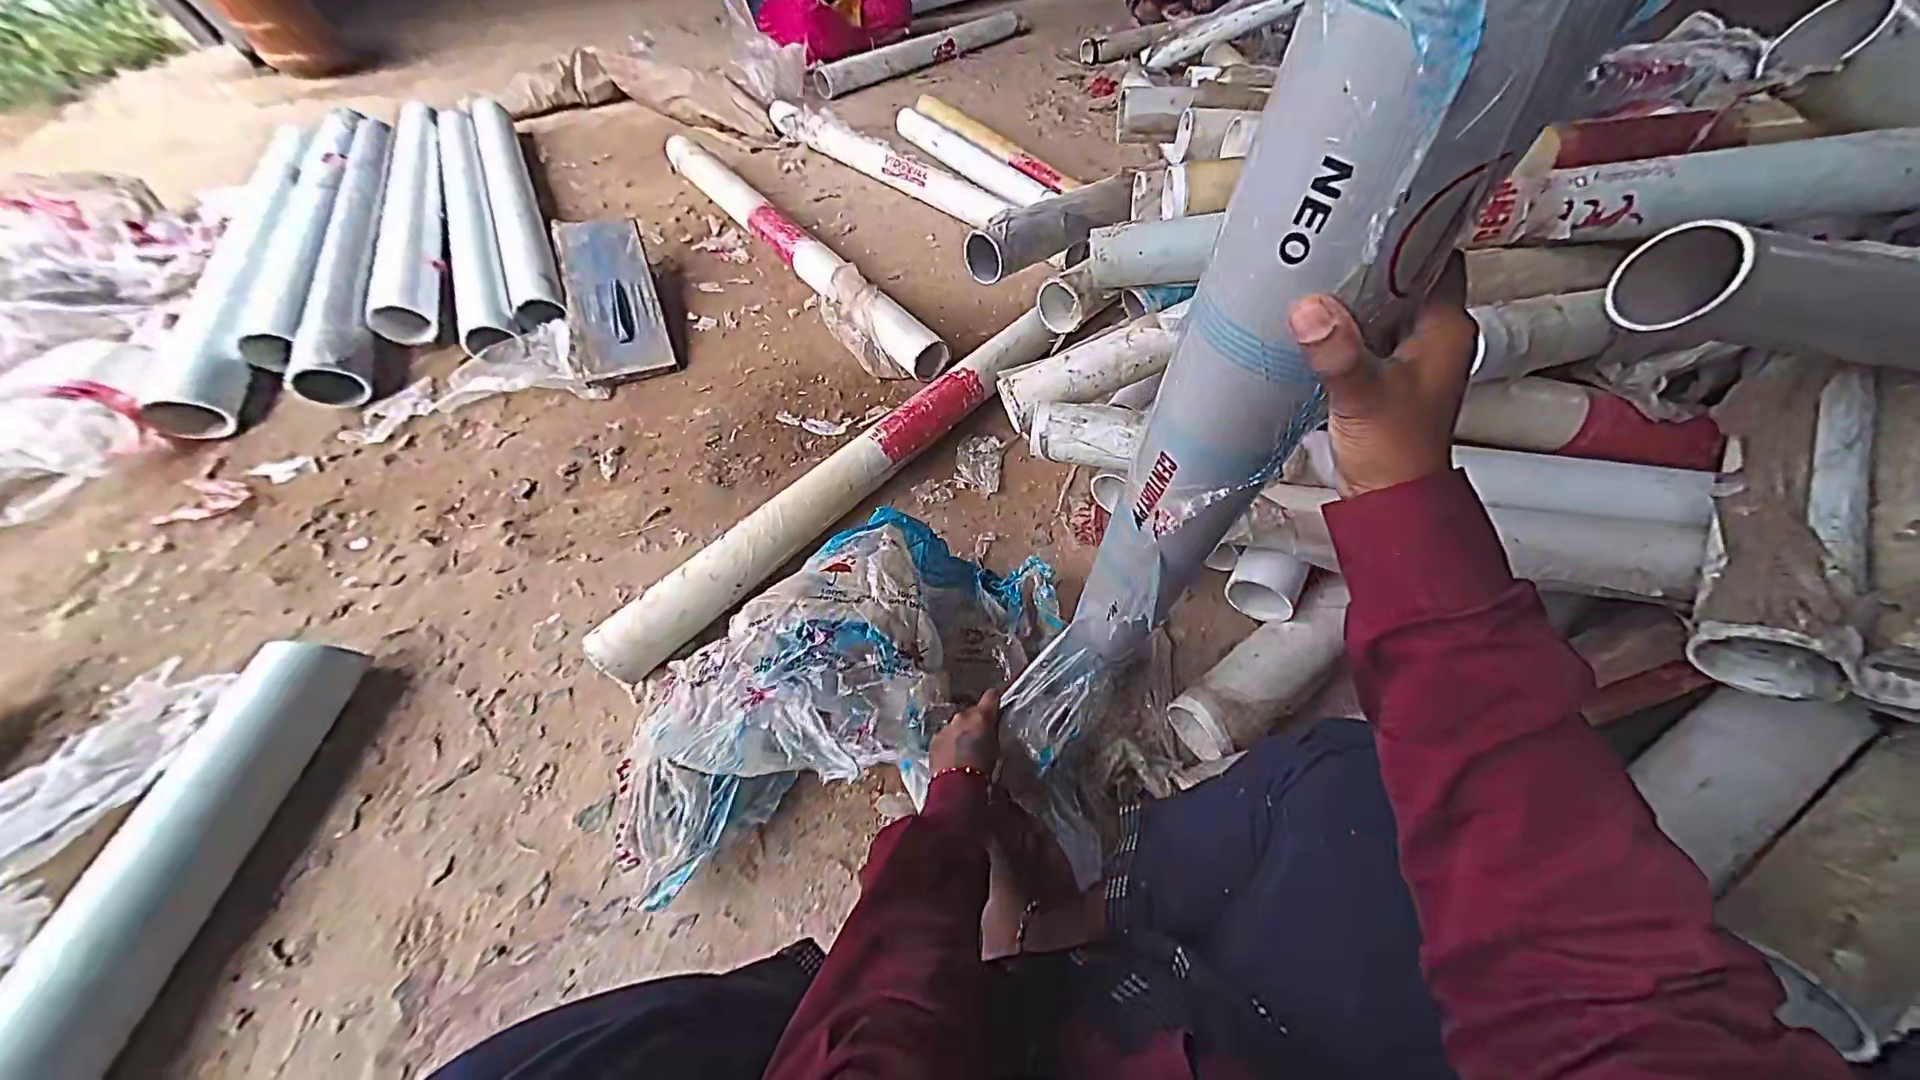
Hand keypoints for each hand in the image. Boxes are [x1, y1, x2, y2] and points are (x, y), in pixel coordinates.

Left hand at [931, 690, 998, 776]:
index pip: (990, 695)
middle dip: (976, 721)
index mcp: (981, 716)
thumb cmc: (984, 768)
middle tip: (981, 736)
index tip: (996, 703)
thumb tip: (990, 727)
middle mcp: (962, 716)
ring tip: (966, 750)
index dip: (994, 698)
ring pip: (957, 725)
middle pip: (972, 712)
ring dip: (962, 732)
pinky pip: (945, 736)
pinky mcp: (935, 740)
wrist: (956, 786)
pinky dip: (950, 742)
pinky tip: (953, 757)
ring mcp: (946, 727)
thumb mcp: (996, 747)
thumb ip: (992, 731)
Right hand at [1286, 255, 1477, 496]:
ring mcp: (1405, 358)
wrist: (1388, 496)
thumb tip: (1308, 309)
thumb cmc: (1396, 452)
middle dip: (1371, 261)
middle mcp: (1432, 338)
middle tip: (1331, 237)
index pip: (1438, 258)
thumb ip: (1338, 353)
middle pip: (1405, 280)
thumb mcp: (1364, 396)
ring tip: (1315, 273)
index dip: (1411, 232)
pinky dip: (1341, 326)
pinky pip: (1362, 336)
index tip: (1374, 212)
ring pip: (1381, 308)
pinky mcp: (1379, 376)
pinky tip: (1313, 322)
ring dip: (1353, 295)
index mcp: (1447, 330)